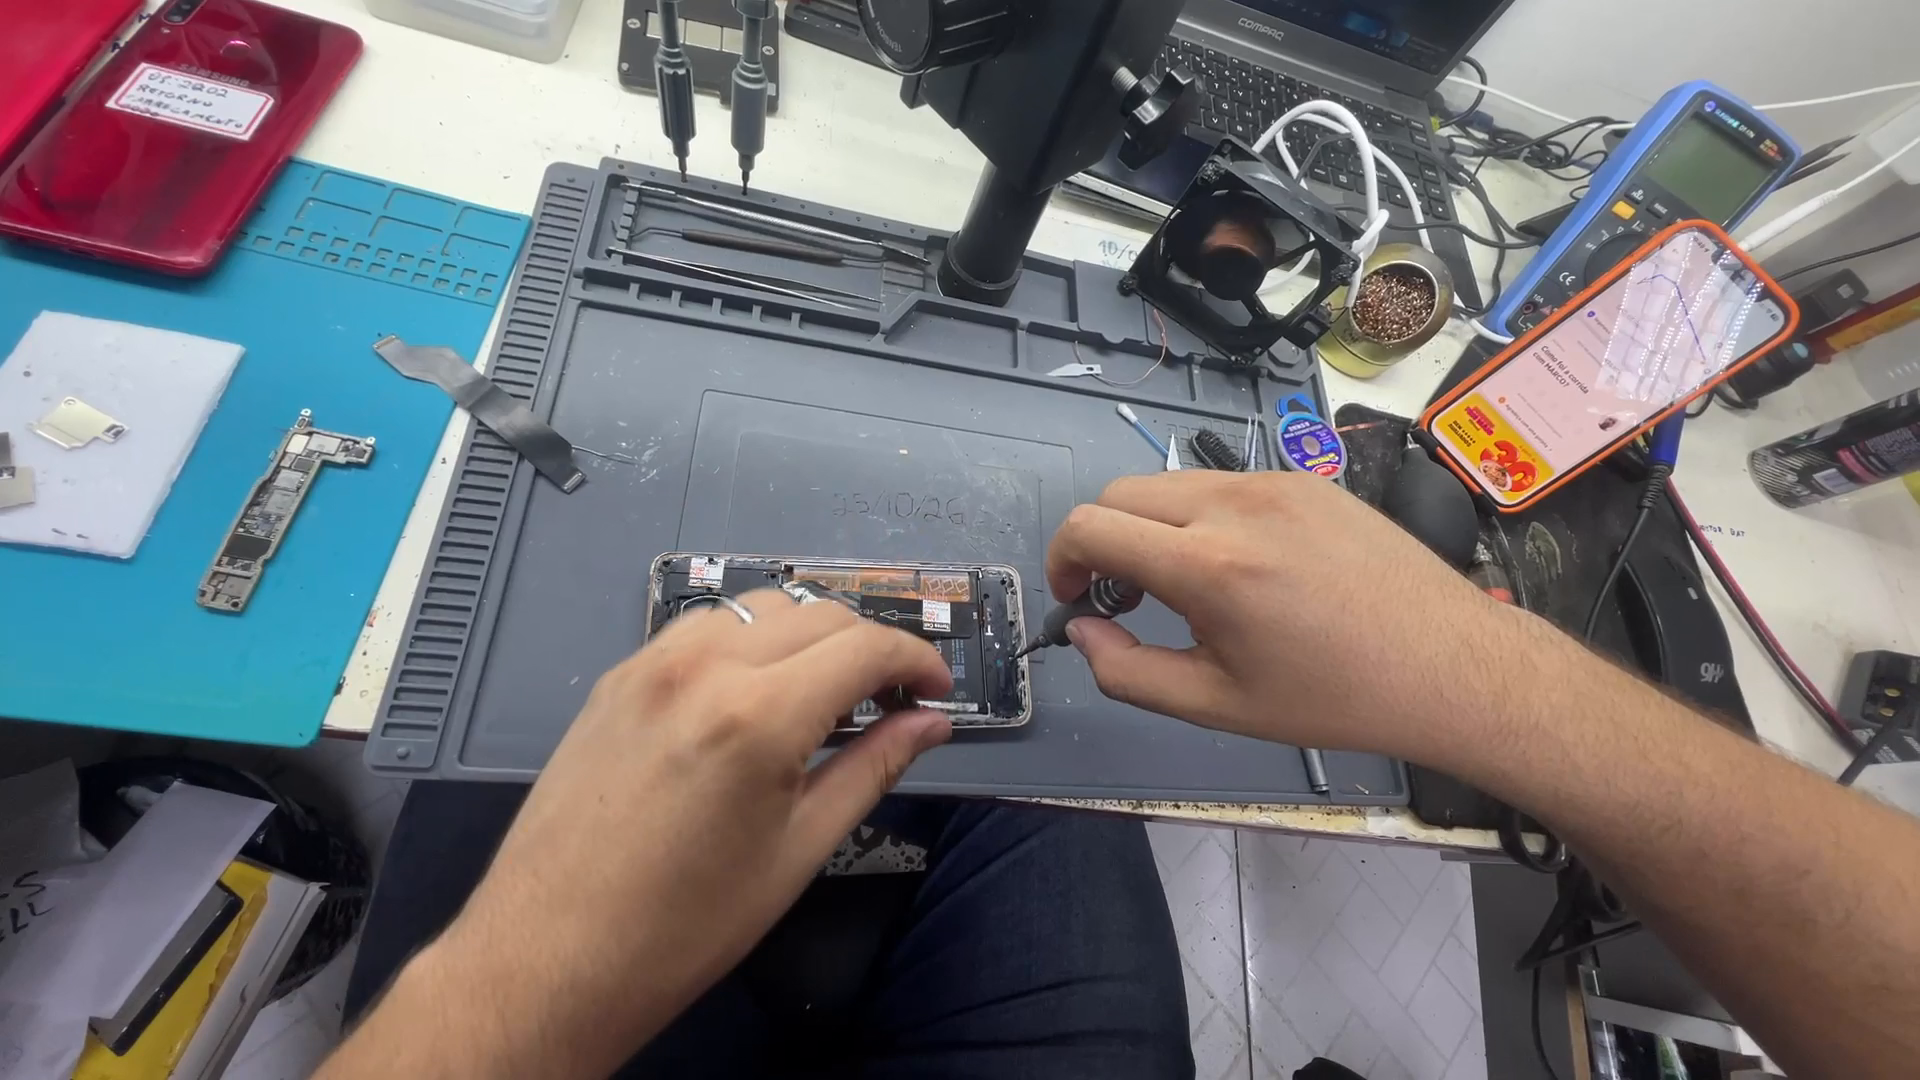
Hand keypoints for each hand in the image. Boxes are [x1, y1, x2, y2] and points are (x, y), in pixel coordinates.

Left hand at [437, 590, 953, 1071]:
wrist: (546, 960)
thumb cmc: (689, 923)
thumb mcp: (801, 848)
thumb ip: (874, 767)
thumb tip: (932, 724)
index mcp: (758, 713)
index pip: (865, 647)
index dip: (916, 661)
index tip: (937, 693)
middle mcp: (706, 663)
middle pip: (821, 613)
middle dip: (871, 647)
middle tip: (889, 702)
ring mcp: (655, 660)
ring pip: (764, 607)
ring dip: (812, 635)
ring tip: (824, 694)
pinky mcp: (622, 674)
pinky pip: (709, 626)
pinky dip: (754, 640)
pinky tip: (756, 690)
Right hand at [1046, 470, 1536, 763]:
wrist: (1453, 666)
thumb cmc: (1330, 699)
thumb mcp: (1214, 705)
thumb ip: (1124, 671)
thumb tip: (1080, 628)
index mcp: (1207, 566)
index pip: (1088, 526)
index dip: (1061, 560)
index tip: (1076, 599)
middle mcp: (1232, 504)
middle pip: (1118, 493)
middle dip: (1099, 541)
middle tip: (1124, 597)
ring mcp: (1273, 481)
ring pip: (1167, 485)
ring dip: (1148, 528)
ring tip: (1184, 583)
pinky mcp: (1303, 477)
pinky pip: (1219, 484)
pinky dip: (1196, 517)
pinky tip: (1238, 565)